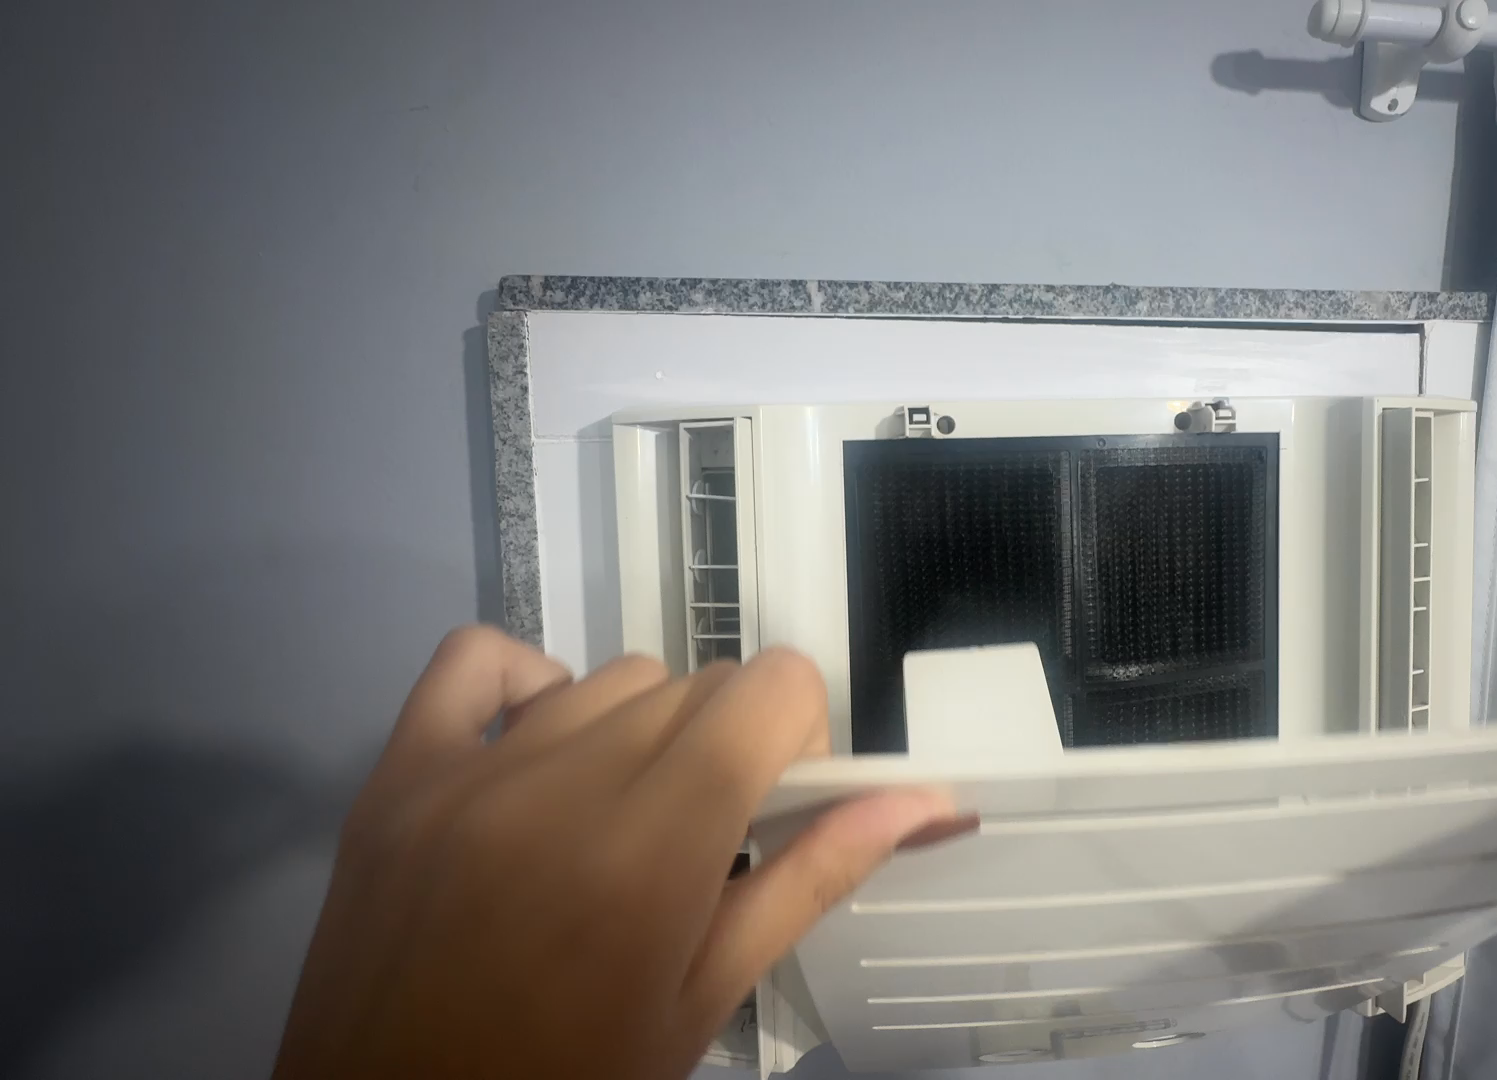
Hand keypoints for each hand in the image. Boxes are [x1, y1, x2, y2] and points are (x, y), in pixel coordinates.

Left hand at [273, 627, 966, 1079]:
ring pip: (618, 673)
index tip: (780, 791)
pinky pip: (477, 658)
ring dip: (649, 721)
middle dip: (734, 734)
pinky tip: (540, 743)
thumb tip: (925, 801)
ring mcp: (469, 773)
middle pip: (704, 679)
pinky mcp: (396, 775)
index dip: (799, 725)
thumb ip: (820, 873)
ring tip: (625, 803)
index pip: (772, 685)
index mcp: (655, 847)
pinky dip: (528, 681)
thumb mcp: (714, 992)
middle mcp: (563, 785)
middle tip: (710, 820)